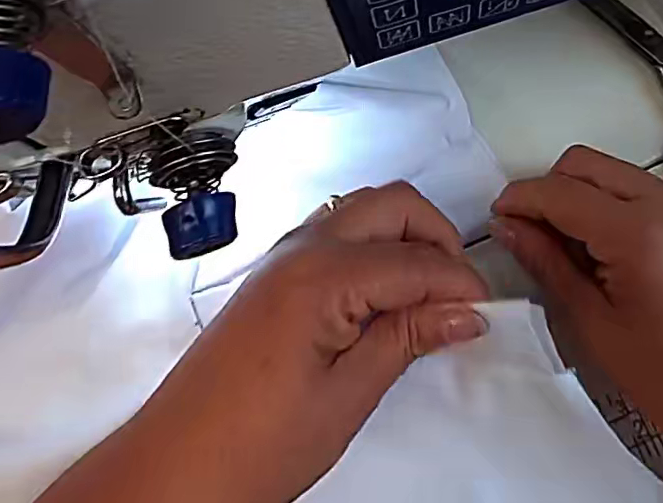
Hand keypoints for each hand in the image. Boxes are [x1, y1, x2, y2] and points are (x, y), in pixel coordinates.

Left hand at [40, 182, 488, 502]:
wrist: (176, 461)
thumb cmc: (255, 442)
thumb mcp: (345, 397)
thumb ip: (406, 340)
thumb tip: (463, 312)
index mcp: (321, 274)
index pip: (413, 259)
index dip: (458, 282)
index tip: (486, 312)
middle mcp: (302, 246)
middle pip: (390, 203)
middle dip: (436, 235)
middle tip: (459, 293)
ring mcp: (285, 252)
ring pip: (363, 207)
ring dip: (404, 234)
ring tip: (427, 294)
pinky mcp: (277, 268)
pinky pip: (338, 229)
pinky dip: (374, 243)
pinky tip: (385, 291)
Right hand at [492, 145, 662, 502]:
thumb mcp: (598, 327)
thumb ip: (548, 264)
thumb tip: (508, 226)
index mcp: (640, 231)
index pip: (560, 191)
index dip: (520, 200)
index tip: (498, 220)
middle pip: (584, 163)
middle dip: (548, 188)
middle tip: (531, 232)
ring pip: (611, 171)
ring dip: (579, 193)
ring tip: (568, 246)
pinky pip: (640, 190)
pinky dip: (610, 203)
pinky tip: (606, 250)